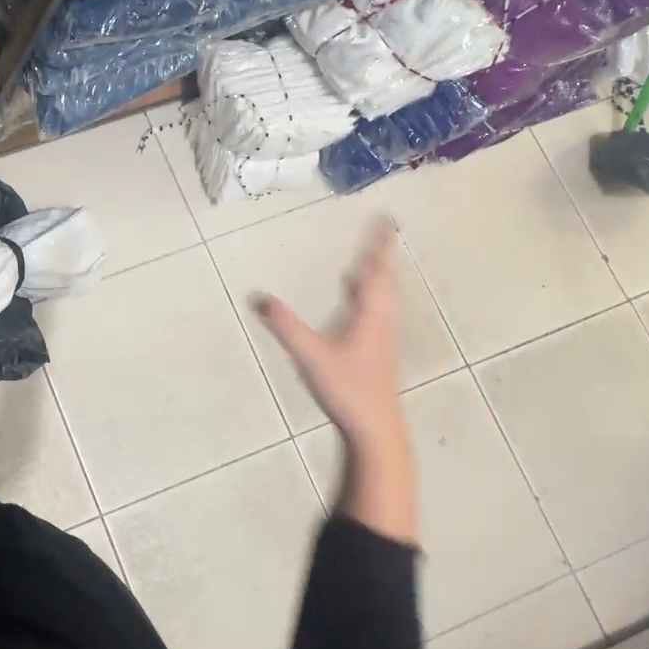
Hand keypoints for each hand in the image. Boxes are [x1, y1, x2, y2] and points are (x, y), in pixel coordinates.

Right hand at [253, 216, 405, 447]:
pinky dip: (373, 295)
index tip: (389, 220)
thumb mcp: (311, 356)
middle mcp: (382, 322)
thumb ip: (285, 327)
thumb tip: (259, 298)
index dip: (382, 246)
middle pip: (385, 281)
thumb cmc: (348, 388)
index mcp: (371, 316)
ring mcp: (383, 338)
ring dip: (379, 276)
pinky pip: (379, 311)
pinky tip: (361, 302)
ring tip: (372, 260)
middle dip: (383, 256)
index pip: (377, 273)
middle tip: (382, 233)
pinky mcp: (378, 351)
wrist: (376, 428)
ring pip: (385, 297)